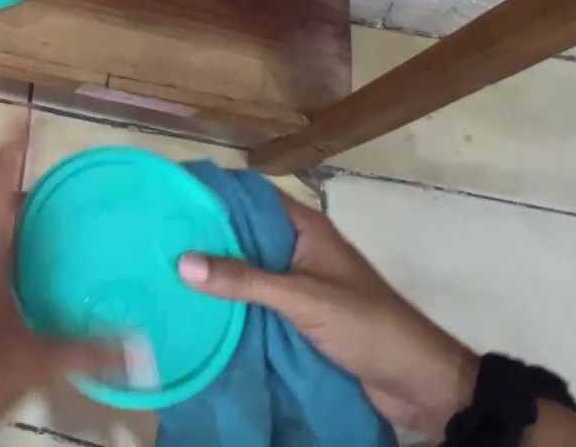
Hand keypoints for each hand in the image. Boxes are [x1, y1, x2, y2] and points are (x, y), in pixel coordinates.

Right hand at [179, 196, 476, 436]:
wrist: (422, 386)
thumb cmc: (368, 327)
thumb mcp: (303, 299)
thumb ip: (245, 280)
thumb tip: (182, 261)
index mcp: (302, 227)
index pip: (247, 194)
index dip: (211, 189)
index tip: (169, 191)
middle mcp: (295, 246)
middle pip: (240, 228)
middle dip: (202, 229)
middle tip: (153, 229)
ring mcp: (294, 279)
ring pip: (243, 263)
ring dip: (212, 266)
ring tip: (161, 261)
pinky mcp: (294, 311)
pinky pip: (251, 294)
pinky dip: (226, 295)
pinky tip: (193, 299)